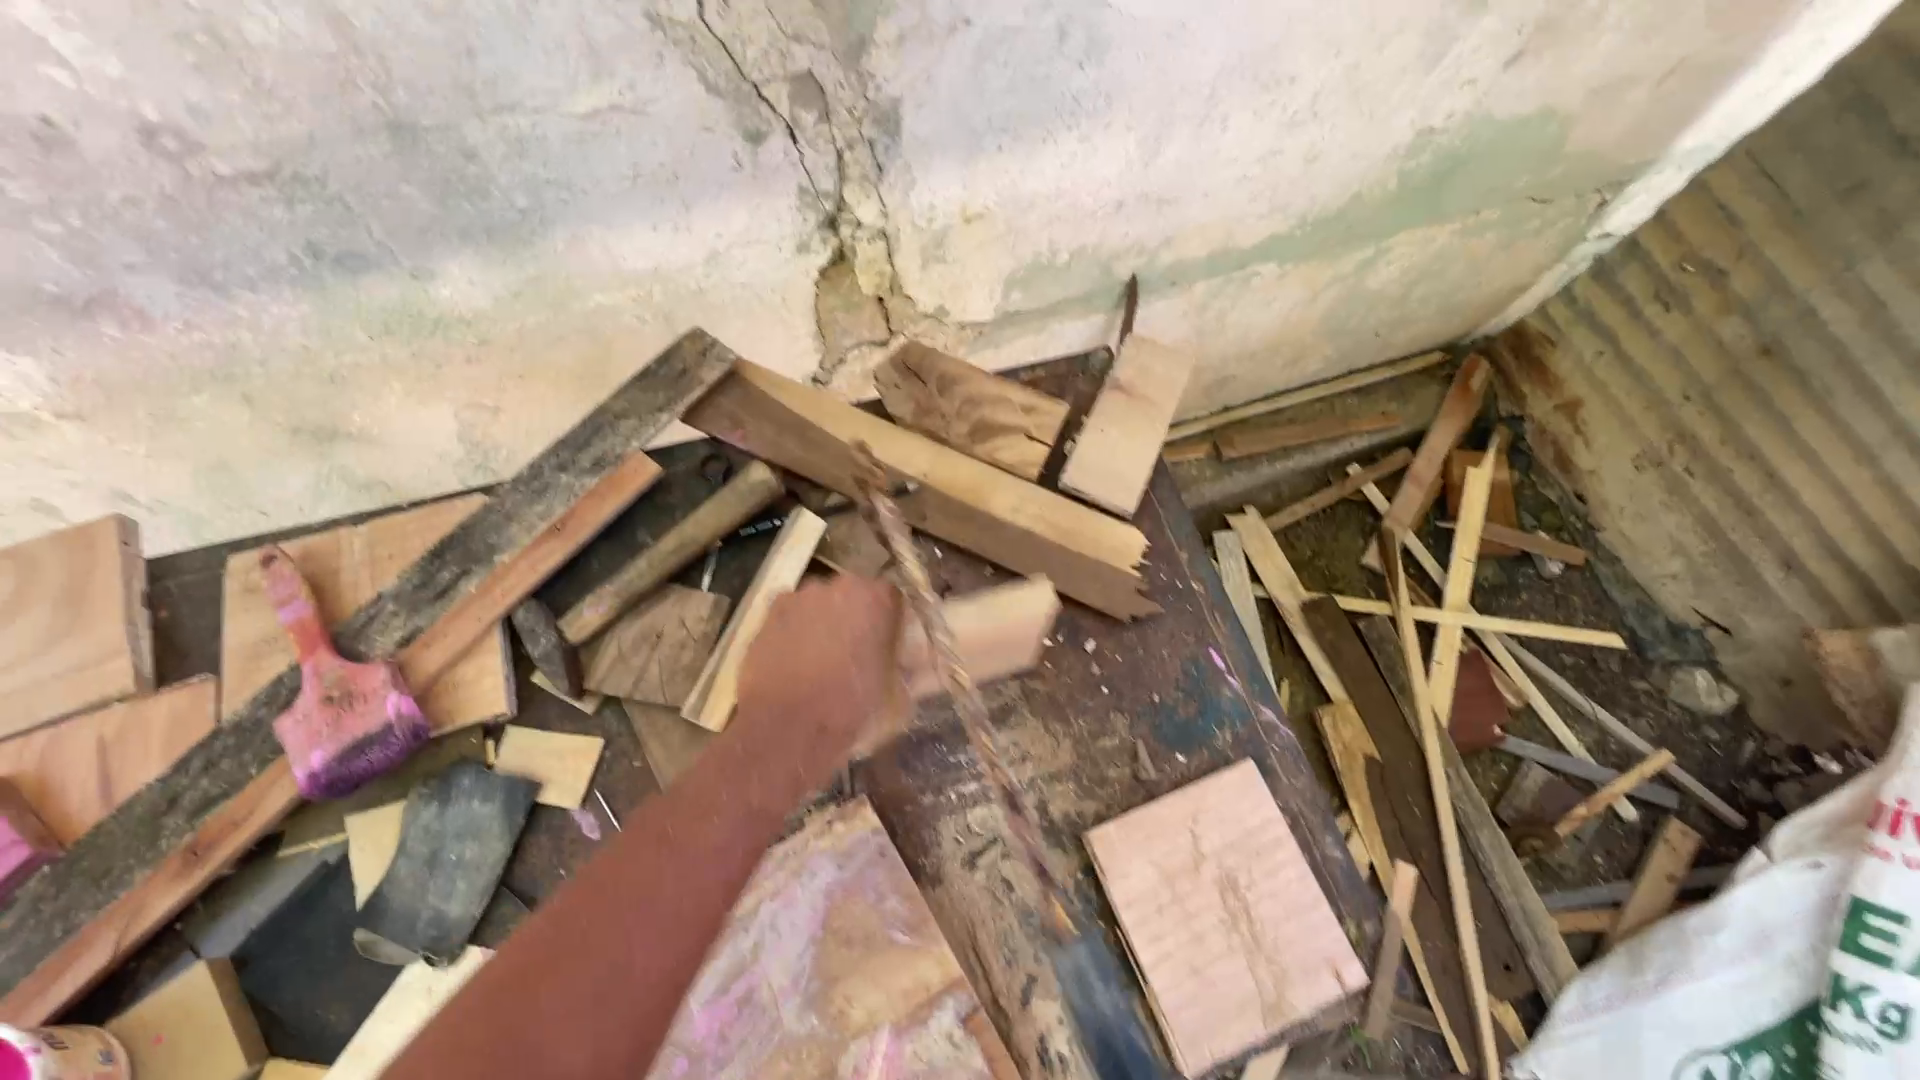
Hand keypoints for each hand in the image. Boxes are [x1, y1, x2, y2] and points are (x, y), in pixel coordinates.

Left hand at [736, 575, 907, 754]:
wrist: (788, 729)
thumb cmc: (853, 712)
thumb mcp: (900, 697)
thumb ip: (911, 670)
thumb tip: (918, 665)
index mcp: (880, 598)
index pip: (895, 600)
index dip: (892, 624)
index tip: (889, 648)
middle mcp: (841, 584)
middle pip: (855, 594)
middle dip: (857, 618)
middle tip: (856, 653)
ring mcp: (801, 595)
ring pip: (821, 603)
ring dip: (825, 621)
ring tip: (821, 659)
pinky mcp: (770, 611)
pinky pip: (792, 614)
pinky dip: (796, 629)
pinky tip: (795, 658)